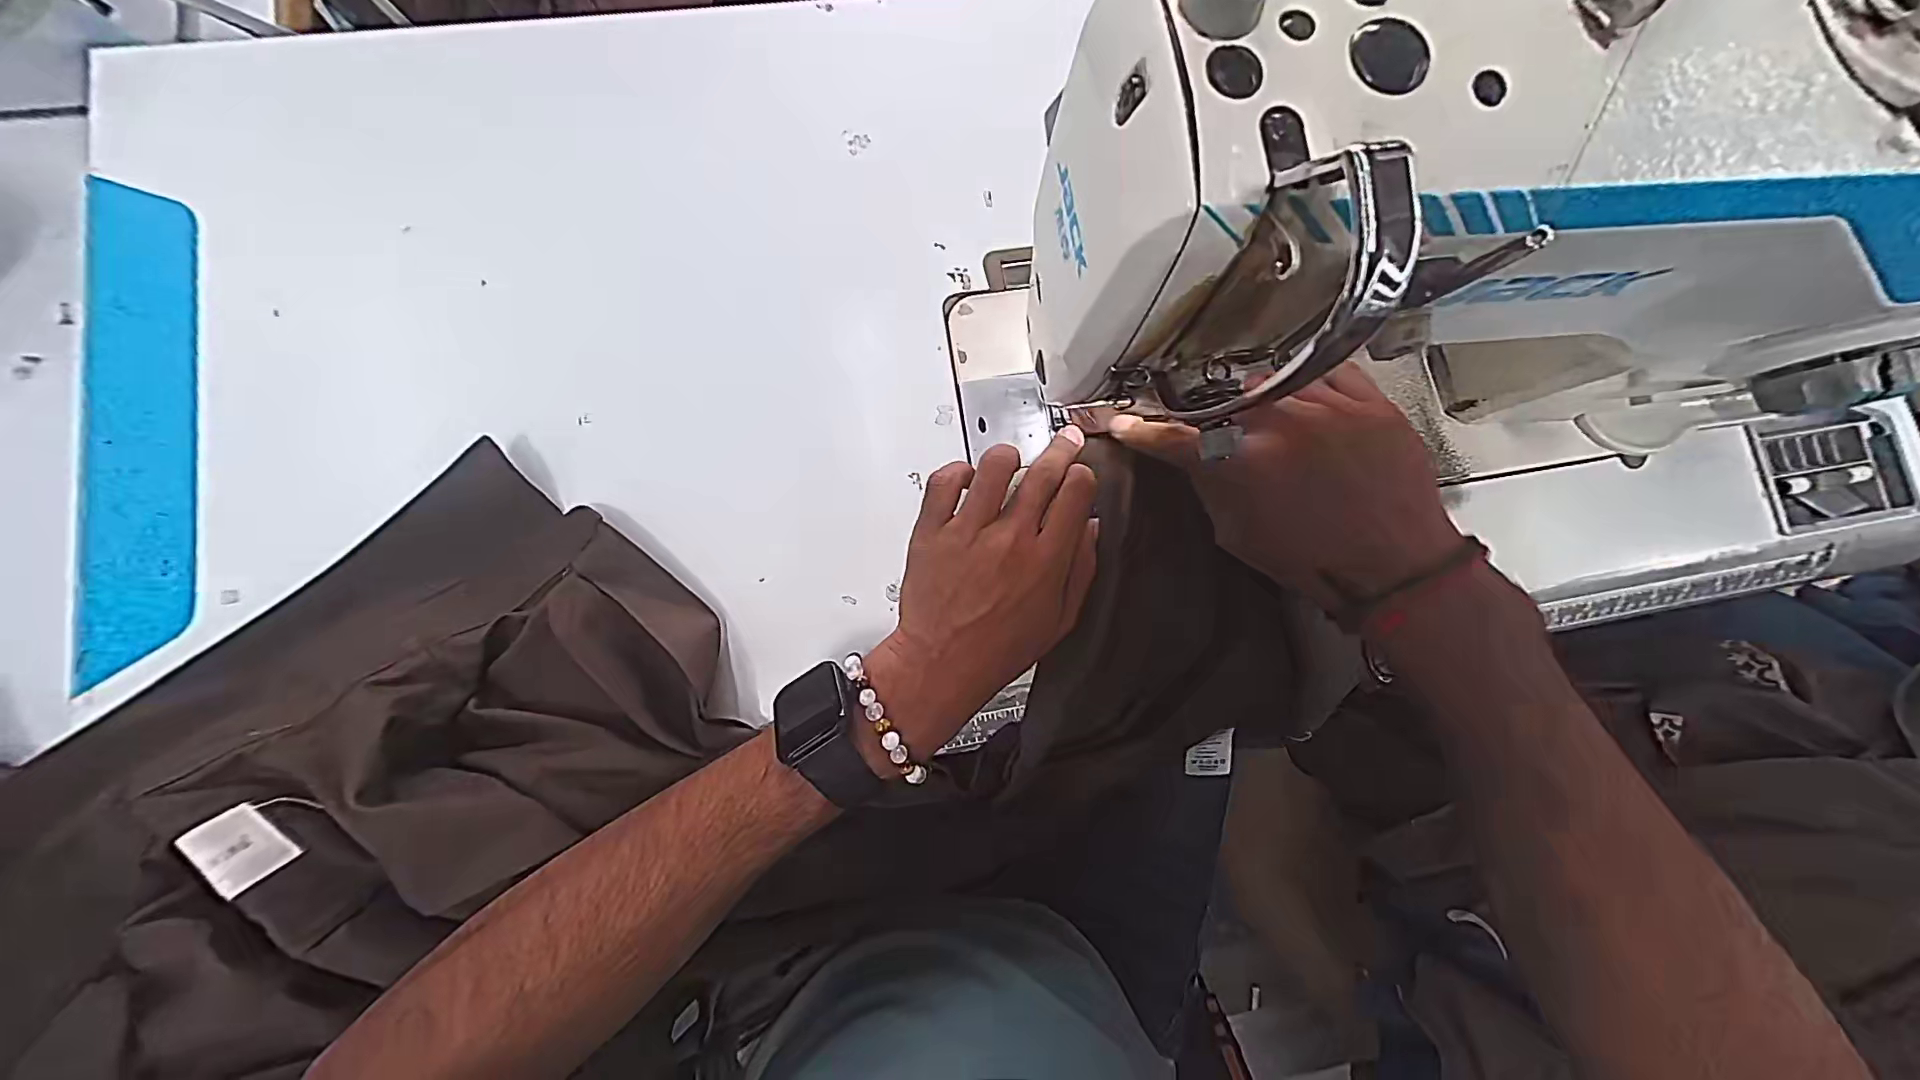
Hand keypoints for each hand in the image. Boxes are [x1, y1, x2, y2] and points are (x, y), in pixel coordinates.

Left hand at [859, 428, 1099, 776]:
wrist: (942, 663)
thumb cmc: (998, 647)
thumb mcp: (1059, 619)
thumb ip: (1081, 570)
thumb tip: (1090, 530)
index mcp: (1046, 561)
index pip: (1075, 493)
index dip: (1082, 475)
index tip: (1080, 474)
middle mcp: (1010, 540)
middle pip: (1043, 473)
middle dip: (1060, 450)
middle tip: (1063, 443)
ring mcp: (968, 532)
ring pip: (994, 467)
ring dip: (1009, 457)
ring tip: (1011, 461)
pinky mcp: (933, 532)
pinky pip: (944, 482)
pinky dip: (956, 471)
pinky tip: (966, 478)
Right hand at [1107, 360, 1459, 610]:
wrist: (1392, 566)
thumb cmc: (1316, 559)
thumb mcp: (1237, 534)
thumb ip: (1209, 488)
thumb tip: (1193, 462)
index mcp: (1238, 464)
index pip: (1171, 437)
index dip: (1140, 430)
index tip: (1126, 424)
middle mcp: (1278, 426)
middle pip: (1222, 400)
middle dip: (1213, 418)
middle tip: (1226, 439)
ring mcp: (1326, 409)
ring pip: (1270, 380)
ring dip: (1260, 401)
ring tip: (1275, 430)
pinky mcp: (1367, 404)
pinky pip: (1324, 371)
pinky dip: (1306, 384)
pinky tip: (1307, 406)